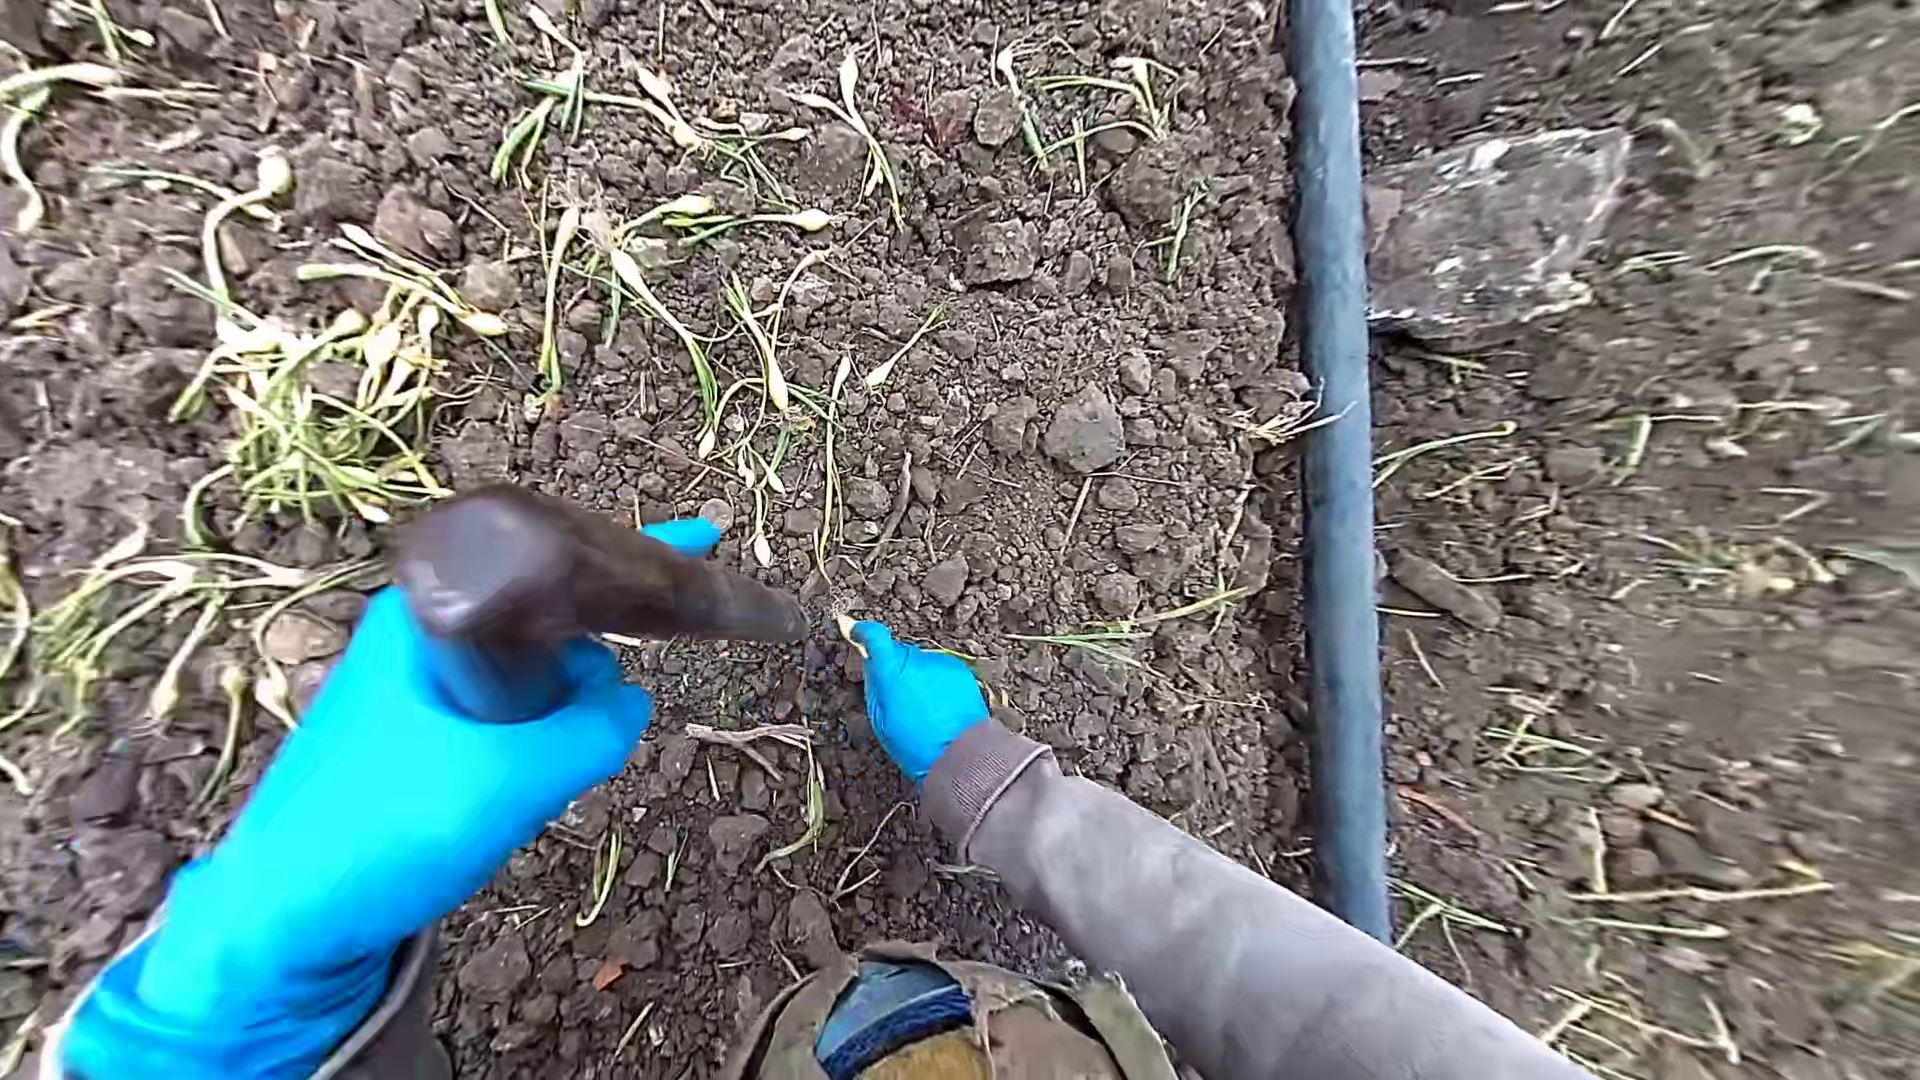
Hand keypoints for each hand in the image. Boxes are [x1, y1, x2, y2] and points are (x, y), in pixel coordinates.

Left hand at [62, 518, 720, 1078]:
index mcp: (439, 612)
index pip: (558, 560)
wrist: (280, 932)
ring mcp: (442, 676)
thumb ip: (597, 728)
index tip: (705, 537)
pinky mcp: (445, 721)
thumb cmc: (386, 830)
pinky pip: (528, 704)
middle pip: (562, 615)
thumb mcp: (515, 777)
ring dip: (573, 710)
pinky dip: (553, 729)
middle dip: (598, 664)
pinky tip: (543, 772)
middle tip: (608, 709)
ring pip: (551, 669)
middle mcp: (441, 629)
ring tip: (551, 771)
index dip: (638, 552)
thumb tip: (632, 701)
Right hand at [850, 622, 988, 781]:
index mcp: (894, 673)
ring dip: (917, 676)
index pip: (875, 637)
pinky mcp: (959, 670)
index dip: (863, 632)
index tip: (856, 631)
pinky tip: (938, 707)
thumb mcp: (881, 721)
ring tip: (922, 708)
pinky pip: (939, 670)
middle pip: (899, 653)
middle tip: (896, 696)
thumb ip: (874, 686)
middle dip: (894, 668)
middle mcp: (918, 661)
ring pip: (920, 663)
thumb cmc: (918, 745)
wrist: (962, 753)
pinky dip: (935, 683)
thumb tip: (871, 664)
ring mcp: (941, 664)